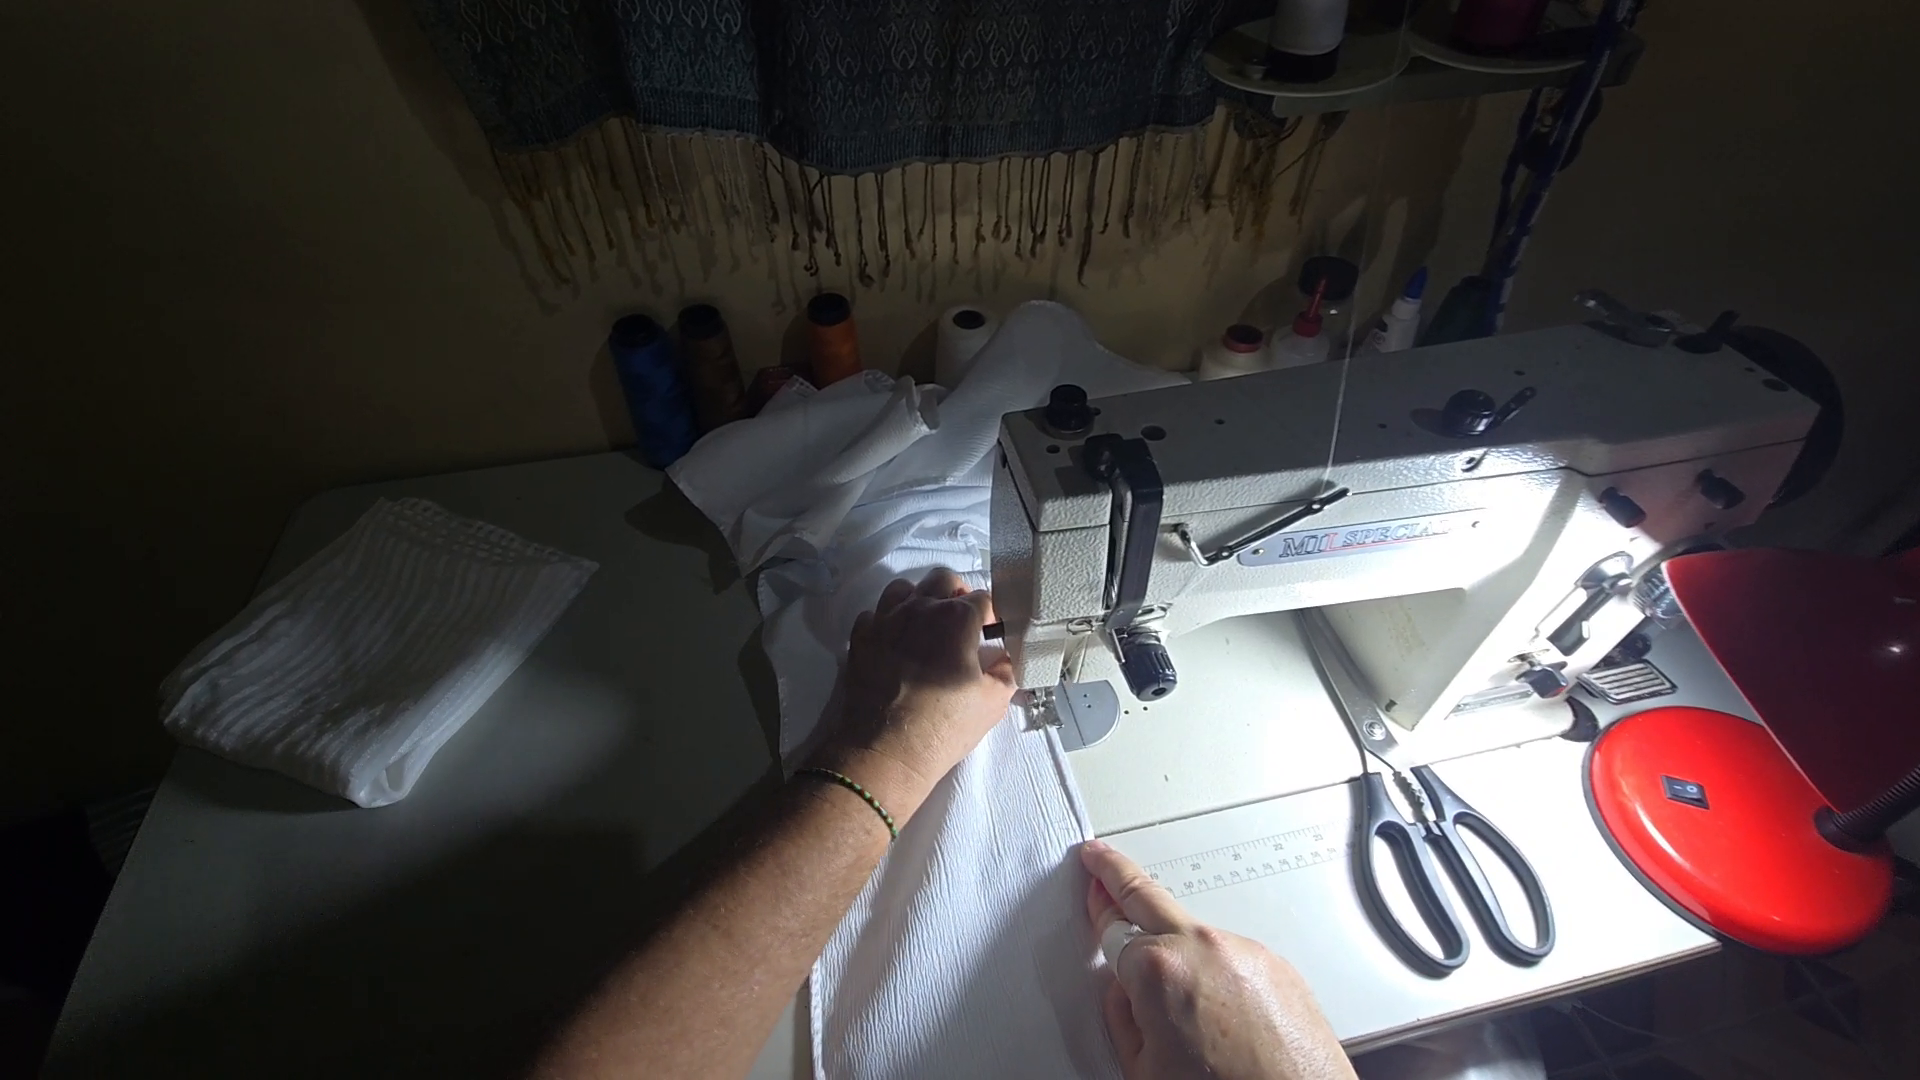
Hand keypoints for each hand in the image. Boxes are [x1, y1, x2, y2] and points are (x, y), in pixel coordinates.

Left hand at [818, 567, 1014, 821]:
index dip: (990, 614)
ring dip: (919, 599)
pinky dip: (887, 621)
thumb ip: (1006, 671)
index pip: (982, 598)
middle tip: (962, 620)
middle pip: (942, 579)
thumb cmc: (944, 725)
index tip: (991, 631)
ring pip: (903, 588)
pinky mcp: (861, 637)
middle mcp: (920, 608)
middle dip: (957, 592)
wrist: (885, 750)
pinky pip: (874, 614)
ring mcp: (886, 619)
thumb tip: (1004, 659)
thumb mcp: (994, 702)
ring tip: (926, 625)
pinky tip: (894, 641)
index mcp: (957, 618)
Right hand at [1081, 839, 1355, 1079]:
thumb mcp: (1144, 1071)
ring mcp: (1242, 950)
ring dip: (1180, 948)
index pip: (1112, 928)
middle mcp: (1201, 945)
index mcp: (1157, 969)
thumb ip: (1123, 1016)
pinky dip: (1220, 974)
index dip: (1099, 915)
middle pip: (1146, 893)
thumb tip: (1123, 989)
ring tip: (1189, 1004)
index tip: (1094, 895)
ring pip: (1193, 934)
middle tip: (1100, 858)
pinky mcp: (1275, 963)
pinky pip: (1231, 957)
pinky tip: (1224, 1013)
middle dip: (1116, 872)